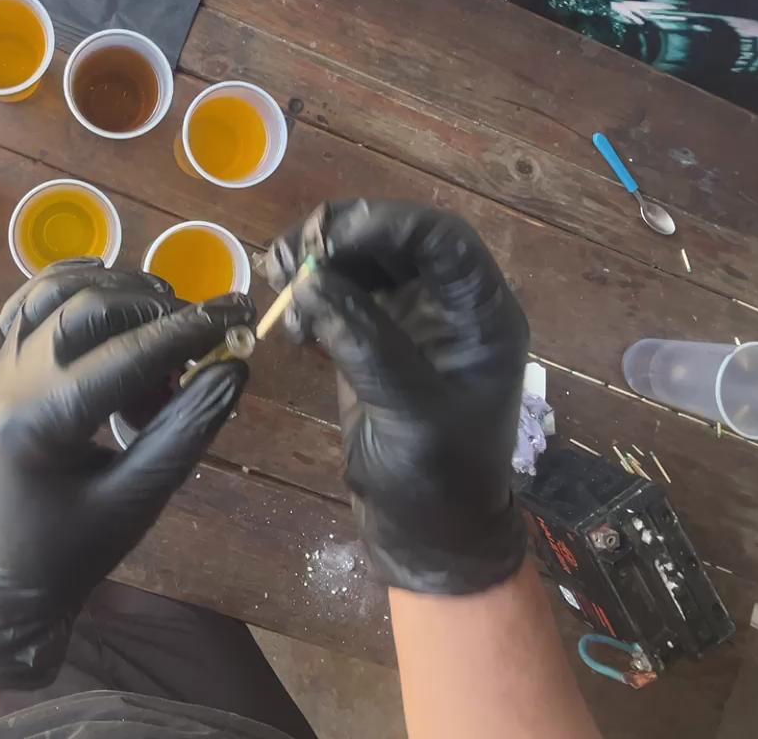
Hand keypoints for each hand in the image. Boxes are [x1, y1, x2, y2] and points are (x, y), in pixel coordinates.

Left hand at [0, 259, 254, 687]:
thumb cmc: (69, 553)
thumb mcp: (136, 502)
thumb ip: (186, 431)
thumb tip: (234, 369)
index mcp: (40, 421)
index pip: (127, 354)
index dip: (189, 330)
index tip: (238, 313)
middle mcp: (9, 379)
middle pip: (89, 309)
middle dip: (155, 307)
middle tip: (202, 326)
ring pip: (56, 292)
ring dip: (117, 289)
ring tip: (164, 308)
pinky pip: (28, 302)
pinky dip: (70, 282)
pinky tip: (107, 284)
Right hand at [264, 200, 530, 594]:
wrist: (424, 533)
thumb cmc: (436, 481)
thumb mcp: (407, 411)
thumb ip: (363, 340)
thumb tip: (310, 278)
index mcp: (478, 314)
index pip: (440, 238)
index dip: (385, 224)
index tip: (326, 242)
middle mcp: (445, 304)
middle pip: (391, 239)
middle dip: (336, 240)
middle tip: (287, 259)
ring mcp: (407, 317)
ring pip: (358, 259)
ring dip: (314, 263)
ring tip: (278, 284)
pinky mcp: (372, 334)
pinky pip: (337, 293)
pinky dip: (308, 295)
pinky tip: (289, 322)